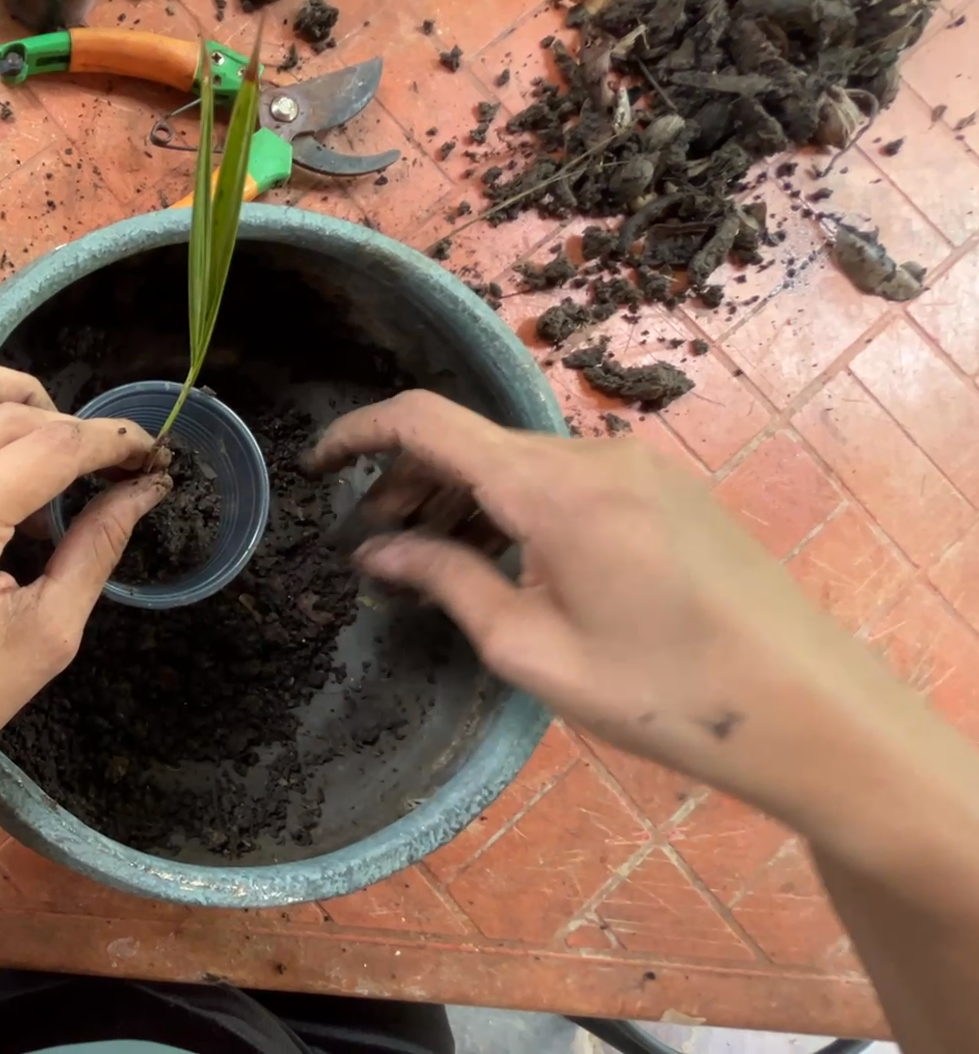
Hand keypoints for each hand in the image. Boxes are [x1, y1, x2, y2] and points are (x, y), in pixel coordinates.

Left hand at [0, 362, 168, 817]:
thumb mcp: (46, 635)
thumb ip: (98, 546)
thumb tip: (144, 486)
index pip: (45, 450)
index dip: (109, 441)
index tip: (149, 450)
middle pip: (0, 416)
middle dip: (70, 428)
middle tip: (108, 465)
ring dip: (6, 396)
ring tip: (51, 438)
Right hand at [305, 390, 915, 825]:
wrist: (825, 718)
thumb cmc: (662, 693)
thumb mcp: (528, 646)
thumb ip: (443, 581)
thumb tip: (372, 553)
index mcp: (551, 489)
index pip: (425, 422)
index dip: (358, 433)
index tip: (316, 465)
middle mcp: (589, 457)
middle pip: (464, 443)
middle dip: (402, 486)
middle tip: (374, 551)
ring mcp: (630, 468)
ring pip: (506, 461)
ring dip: (451, 499)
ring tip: (425, 560)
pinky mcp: (655, 489)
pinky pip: (551, 479)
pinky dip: (500, 507)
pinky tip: (492, 557)